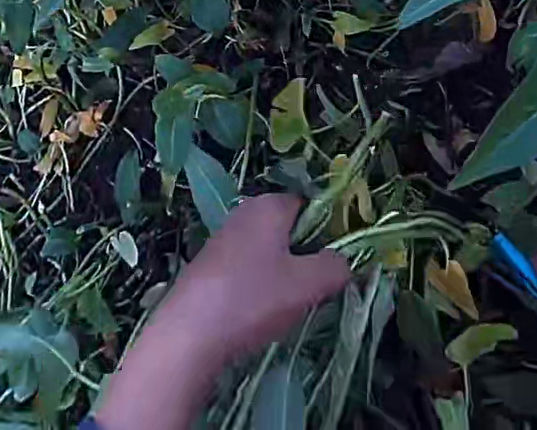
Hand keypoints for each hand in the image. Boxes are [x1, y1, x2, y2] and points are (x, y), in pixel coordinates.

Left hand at [95, 195, 350, 429]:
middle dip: (306, 251)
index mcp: (270, 204)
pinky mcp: (211, 262)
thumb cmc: (253, 298)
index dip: (329, 227)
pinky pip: (248, 263)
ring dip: (283, 269)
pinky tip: (259, 310)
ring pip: (269, 246)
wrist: (189, 333)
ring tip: (289, 302)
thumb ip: (335, 267)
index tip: (338, 257)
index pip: (310, 203)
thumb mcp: (306, 285)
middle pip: (289, 225)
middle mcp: (246, 211)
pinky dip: (259, 281)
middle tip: (317, 284)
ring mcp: (225, 235)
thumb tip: (347, 261)